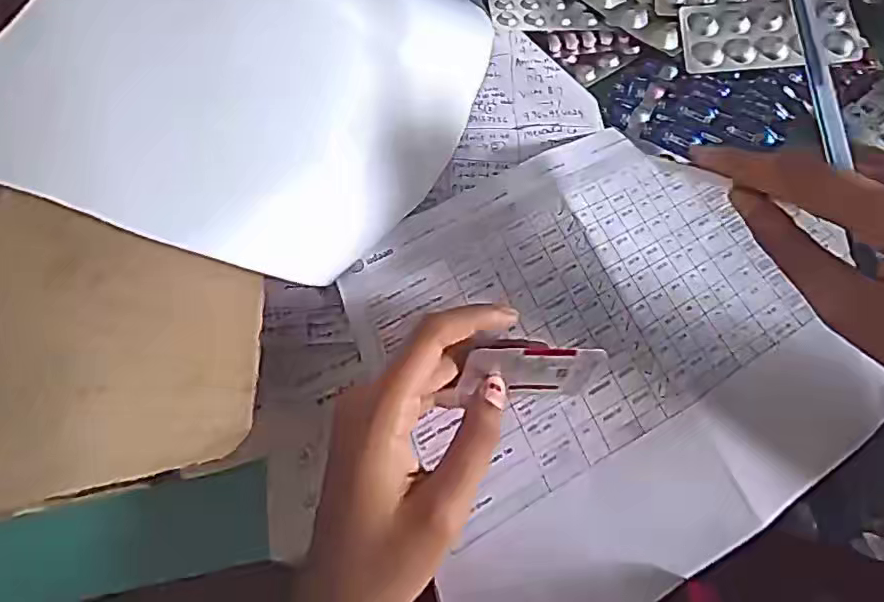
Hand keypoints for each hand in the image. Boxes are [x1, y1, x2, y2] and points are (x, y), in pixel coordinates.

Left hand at [296, 304, 516, 601]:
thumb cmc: (384, 565)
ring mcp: (363, 410)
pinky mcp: (367, 425)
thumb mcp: (443, 510)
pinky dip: (447, 385)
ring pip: (421, 367)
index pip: (429, 337)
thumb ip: (475, 441)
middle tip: (520, 348)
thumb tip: (497, 382)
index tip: (510, 319)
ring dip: (464, 363)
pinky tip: (474, 394)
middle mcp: (365, 399)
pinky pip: (413, 388)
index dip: (473, 318)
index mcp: (378, 411)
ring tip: (506, 366)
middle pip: (426, 349)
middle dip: (476, 340)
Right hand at [690, 146, 883, 473]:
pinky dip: (873, 193)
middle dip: (797, 180)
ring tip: (840, 235)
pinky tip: (876, 231)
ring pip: (872, 167)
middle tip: (755, 194)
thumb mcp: (851, 313)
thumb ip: (791, 247)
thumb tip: (747, 199)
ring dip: (838, 188)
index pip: (819, 180)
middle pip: (845, 166)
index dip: (756, 165)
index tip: (712, 155)